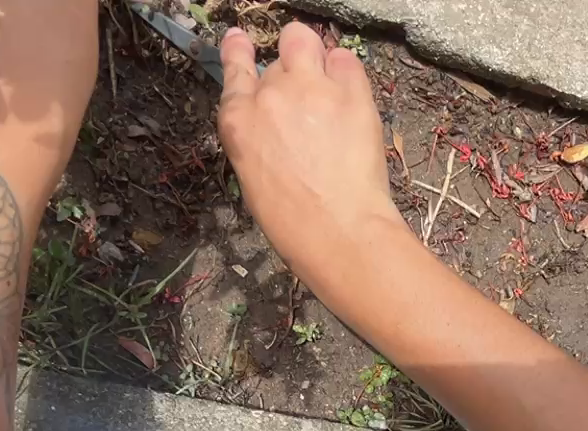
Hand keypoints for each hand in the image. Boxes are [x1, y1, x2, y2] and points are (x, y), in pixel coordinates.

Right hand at [218, 23, 406, 290]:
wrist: (339, 233)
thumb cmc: (296, 227)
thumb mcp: (256, 185)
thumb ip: (260, 143)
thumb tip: (276, 134)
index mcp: (238, 122)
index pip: (235, 68)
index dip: (241, 54)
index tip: (242, 44)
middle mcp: (270, 95)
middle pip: (278, 59)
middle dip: (292, 75)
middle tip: (309, 102)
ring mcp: (310, 88)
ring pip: (305, 41)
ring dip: (314, 58)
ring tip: (329, 90)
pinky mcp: (349, 92)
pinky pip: (346, 60)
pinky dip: (347, 74)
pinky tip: (352, 101)